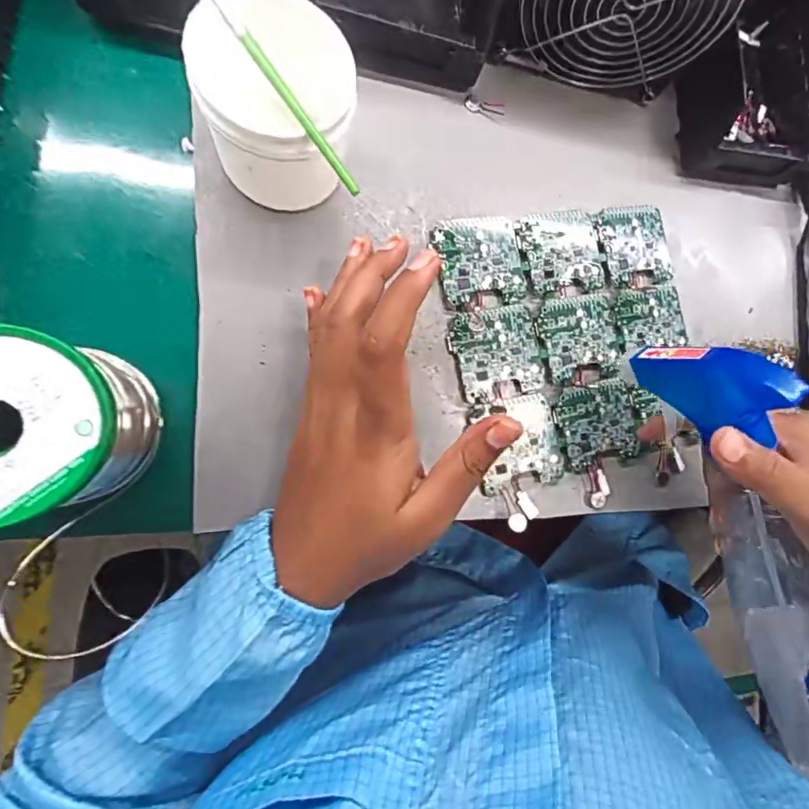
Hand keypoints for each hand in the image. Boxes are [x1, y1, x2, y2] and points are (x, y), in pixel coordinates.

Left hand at [272, 235, 522, 607]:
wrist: (297, 564)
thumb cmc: (365, 544)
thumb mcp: (427, 518)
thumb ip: (466, 468)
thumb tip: (510, 422)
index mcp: (376, 428)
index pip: (383, 347)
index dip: (402, 298)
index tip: (425, 265)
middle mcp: (341, 406)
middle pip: (349, 325)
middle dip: (374, 277)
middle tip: (400, 244)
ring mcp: (318, 405)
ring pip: (326, 332)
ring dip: (346, 285)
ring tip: (366, 250)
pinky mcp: (308, 411)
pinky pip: (313, 352)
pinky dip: (318, 316)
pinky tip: (319, 294)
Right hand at [705, 412, 808, 592]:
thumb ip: (763, 468)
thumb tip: (718, 435)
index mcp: (794, 431)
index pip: (732, 418)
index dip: (713, 445)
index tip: (712, 484)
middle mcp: (791, 441)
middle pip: (731, 447)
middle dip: (720, 481)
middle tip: (724, 517)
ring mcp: (793, 465)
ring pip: (738, 469)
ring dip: (727, 498)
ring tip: (730, 528)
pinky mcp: (794, 488)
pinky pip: (752, 487)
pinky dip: (741, 505)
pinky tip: (741, 527)